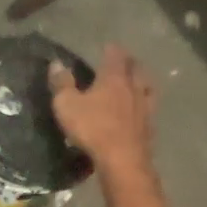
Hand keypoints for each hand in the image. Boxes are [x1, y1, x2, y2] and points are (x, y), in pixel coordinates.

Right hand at [50, 44, 156, 175]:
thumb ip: (62, 83)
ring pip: (147, 88)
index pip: (115, 56)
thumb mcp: (67, 105)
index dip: (112, 49)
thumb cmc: (92, 128)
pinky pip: (149, 110)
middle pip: (136, 69)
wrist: (122, 160)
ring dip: (143, 82)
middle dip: (130, 63)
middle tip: (125, 60)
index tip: (109, 46)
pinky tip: (141, 110)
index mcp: (114, 79)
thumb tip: (57, 63)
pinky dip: (145, 105)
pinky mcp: (149, 128)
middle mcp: (133, 88)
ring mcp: (145, 108)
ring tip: (139, 81)